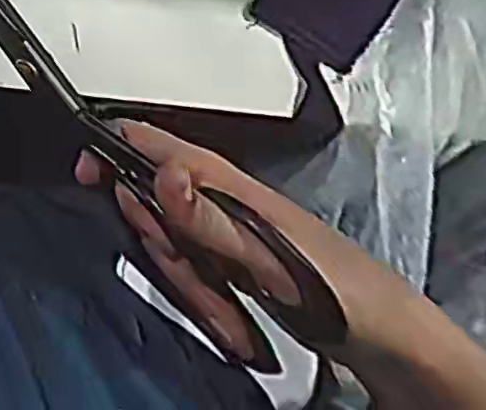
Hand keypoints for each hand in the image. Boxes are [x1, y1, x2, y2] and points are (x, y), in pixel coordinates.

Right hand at [75, 121, 426, 363]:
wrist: (395, 348)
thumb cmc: (343, 290)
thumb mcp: (269, 254)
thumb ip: (207, 214)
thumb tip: (161, 172)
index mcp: (212, 175)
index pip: (136, 137)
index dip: (104, 150)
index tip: (89, 179)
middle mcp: (207, 193)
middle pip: (141, 199)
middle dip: (160, 244)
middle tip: (194, 271)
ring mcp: (213, 228)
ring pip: (161, 242)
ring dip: (188, 284)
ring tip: (228, 313)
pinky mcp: (221, 260)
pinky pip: (184, 270)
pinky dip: (202, 299)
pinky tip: (232, 320)